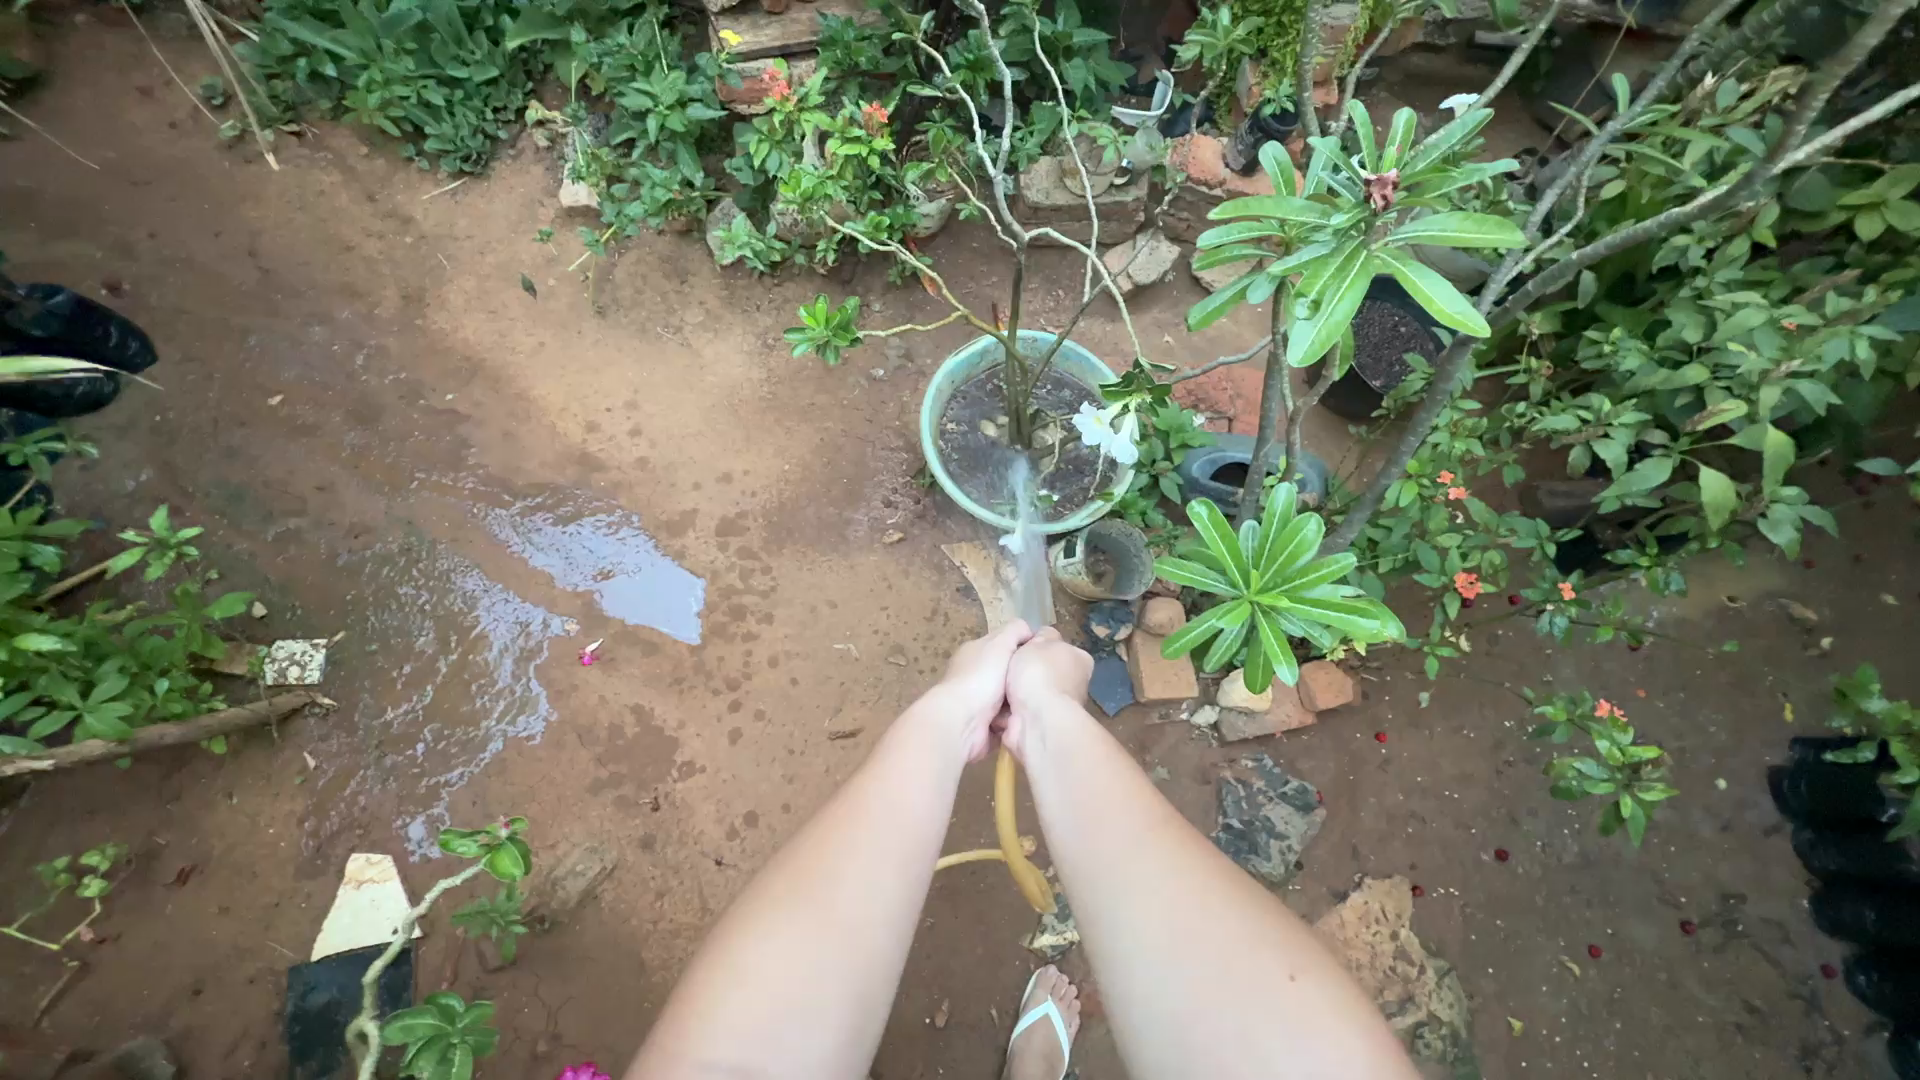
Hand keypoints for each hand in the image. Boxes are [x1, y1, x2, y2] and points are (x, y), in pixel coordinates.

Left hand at [919, 620, 1032, 761]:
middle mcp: (976, 676)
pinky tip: (1025, 720)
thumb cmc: (981, 677)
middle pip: (1009, 673)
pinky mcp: (983, 726)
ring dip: (1021, 701)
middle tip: (1043, 682)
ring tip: (1037, 703)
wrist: (962, 721)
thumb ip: (1015, 630)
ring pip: (1011, 698)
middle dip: (1023, 679)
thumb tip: (1030, 631)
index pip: (1004, 644)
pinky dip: (1014, 721)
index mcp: (976, 653)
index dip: (1023, 648)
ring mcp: (978, 702)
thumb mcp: (1000, 643)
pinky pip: (1007, 721)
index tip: (1042, 655)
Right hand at [999, 627, 1092, 761]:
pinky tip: (995, 705)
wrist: (1036, 718)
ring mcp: (1056, 709)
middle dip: (1023, 673)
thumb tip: (1044, 637)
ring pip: (1028, 694)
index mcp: (1079, 661)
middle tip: (1002, 666)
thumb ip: (1043, 636)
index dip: (1036, 647)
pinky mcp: (1039, 727)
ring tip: (994, 686)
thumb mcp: (1041, 641)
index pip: (1057, 649)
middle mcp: (1072, 686)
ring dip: (1012, 693)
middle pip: (1041, 672)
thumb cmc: (1039, 673)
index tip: (1018, 649)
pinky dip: (1008, 711)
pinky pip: (1018, 713)